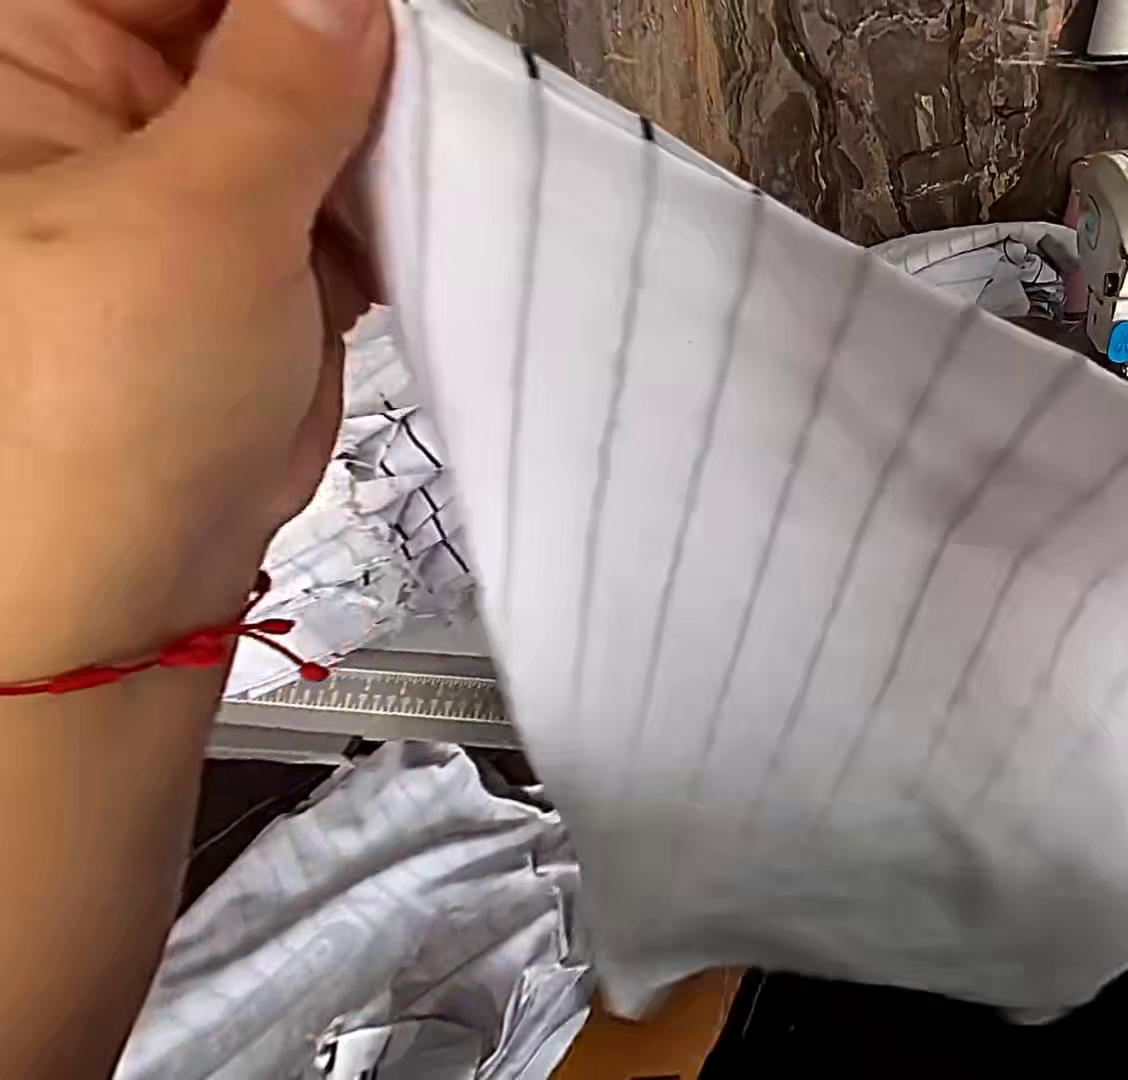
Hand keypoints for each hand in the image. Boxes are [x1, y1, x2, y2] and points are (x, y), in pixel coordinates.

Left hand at [0, 3, 388, 1075]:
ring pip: (315, 136)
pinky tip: (456, 216)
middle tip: (449, 91)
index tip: (400, 29)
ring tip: (470, 158)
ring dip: (390, 150)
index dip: (292, 1)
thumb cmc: (114, 372)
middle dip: (352, 68)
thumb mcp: (198, 213)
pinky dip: (402, 215)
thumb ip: (280, 100)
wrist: (146, 533)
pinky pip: (350, 213)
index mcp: (21, 62)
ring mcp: (205, 198)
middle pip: (252, 52)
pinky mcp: (276, 266)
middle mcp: (107, 116)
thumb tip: (349, 1)